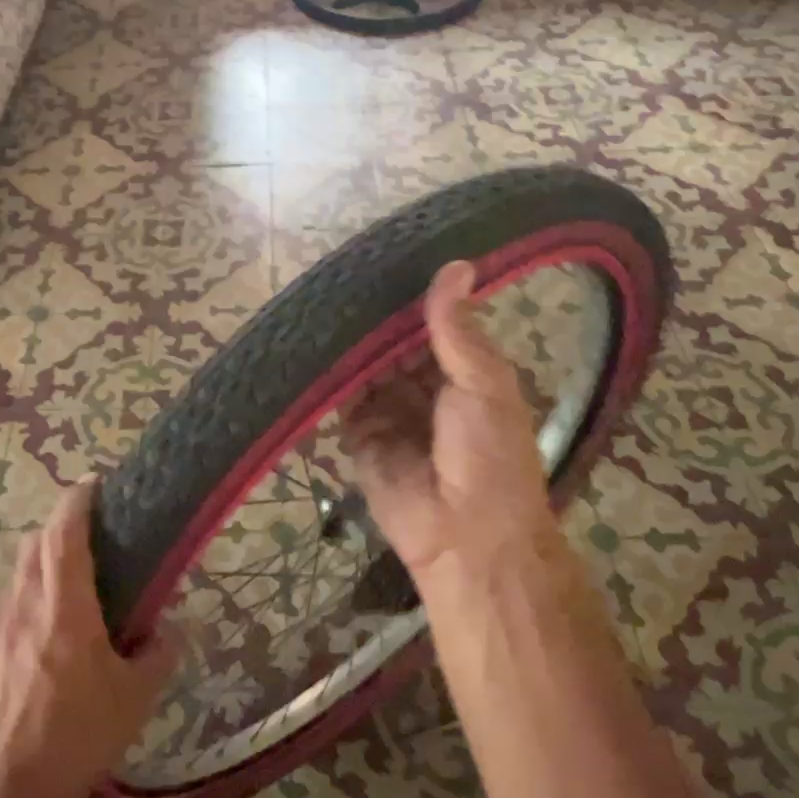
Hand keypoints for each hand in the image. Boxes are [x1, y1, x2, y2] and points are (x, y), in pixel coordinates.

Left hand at [0, 477, 178, 797]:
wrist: (5, 789)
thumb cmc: (76, 737)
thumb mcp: (135, 699)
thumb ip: (159, 653)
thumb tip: (173, 627)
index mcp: (64, 607)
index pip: (64, 531)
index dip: (78, 500)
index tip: (94, 485)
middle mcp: (22, 604)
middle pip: (34, 542)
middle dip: (60, 528)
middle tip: (91, 538)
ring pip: (16, 573)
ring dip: (41, 565)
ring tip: (69, 591)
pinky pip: (5, 606)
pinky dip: (26, 602)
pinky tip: (42, 639)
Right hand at [342, 261, 562, 581]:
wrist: (465, 537)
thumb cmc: (489, 456)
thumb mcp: (483, 383)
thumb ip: (458, 329)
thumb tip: (458, 264)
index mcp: (463, 372)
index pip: (431, 325)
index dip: (411, 298)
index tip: (383, 260)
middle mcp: (423, 388)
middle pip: (392, 344)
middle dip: (372, 319)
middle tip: (338, 273)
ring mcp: (388, 411)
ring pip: (364, 367)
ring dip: (347, 343)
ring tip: (318, 299)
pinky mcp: (358, 436)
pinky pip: (340, 399)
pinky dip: (328, 377)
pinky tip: (308, 343)